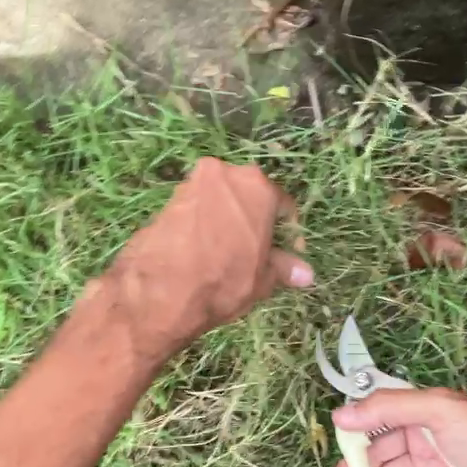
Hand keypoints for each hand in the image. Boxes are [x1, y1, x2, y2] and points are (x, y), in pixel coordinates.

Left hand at [89, 157, 311, 360]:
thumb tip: (305, 274)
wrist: (161, 292)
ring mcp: (191, 185)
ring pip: (221, 203)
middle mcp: (224, 174)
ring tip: (229, 258)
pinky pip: (197, 212)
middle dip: (256, 224)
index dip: (289, 234)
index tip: (287, 256)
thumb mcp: (262, 279)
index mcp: (257, 186)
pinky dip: (205, 228)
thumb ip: (284, 268)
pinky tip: (203, 256)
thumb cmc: (224, 281)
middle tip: (258, 256)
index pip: (283, 206)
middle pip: (249, 198)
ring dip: (229, 225)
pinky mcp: (167, 201)